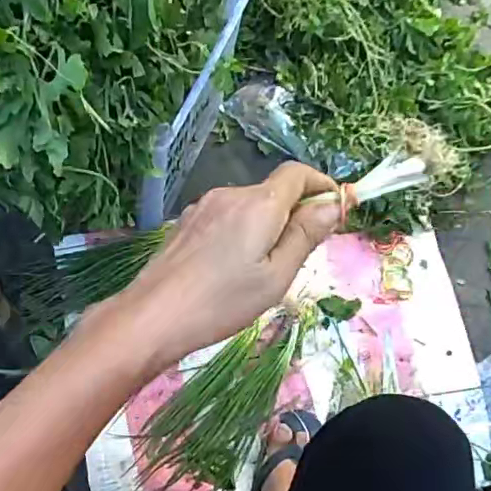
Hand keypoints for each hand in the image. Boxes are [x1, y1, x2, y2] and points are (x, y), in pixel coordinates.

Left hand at [100, 161, 341, 370]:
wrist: (153, 317)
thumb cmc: (223, 302)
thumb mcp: (277, 276)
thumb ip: (306, 236)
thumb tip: (333, 205)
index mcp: (259, 204)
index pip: (299, 173)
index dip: (323, 186)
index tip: (337, 211)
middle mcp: (231, 194)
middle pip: (275, 191)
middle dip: (297, 213)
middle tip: (302, 255)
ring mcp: (205, 207)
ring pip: (252, 206)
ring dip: (269, 225)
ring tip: (265, 270)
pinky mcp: (188, 223)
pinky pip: (229, 217)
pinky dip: (245, 232)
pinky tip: (234, 268)